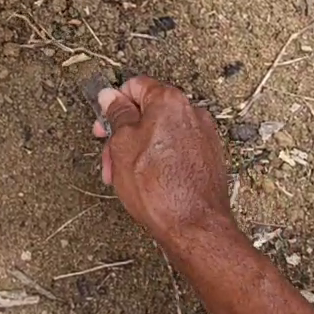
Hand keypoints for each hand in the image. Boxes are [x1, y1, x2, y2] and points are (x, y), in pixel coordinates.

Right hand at [93, 76, 236, 247]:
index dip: (113, 104)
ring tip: (125, 177)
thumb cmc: (159, 188)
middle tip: (110, 154)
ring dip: (138, 149)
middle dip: (123, 133)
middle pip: (147, 111)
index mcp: (169, 100)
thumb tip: (110, 96)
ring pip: (160, 132)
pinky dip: (158, 159)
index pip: (134, 86)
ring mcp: (203, 135)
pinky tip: (147, 181)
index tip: (104, 123)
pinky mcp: (208, 157)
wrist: (194, 227)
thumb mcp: (122, 144)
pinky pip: (175, 149)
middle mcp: (191, 111)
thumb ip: (117, 114)